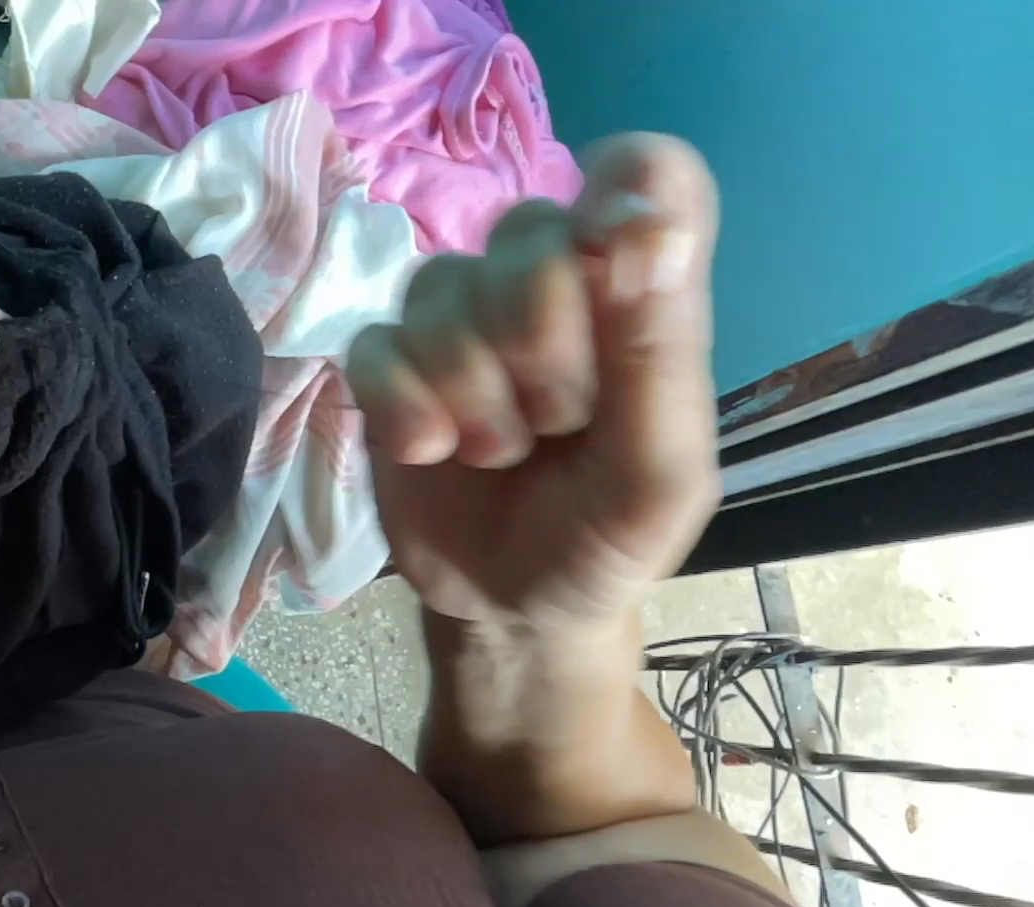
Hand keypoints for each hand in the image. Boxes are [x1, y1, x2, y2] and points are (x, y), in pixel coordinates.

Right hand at [348, 135, 720, 631]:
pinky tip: (426, 450)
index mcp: (632, 301)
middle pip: (526, 230)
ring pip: (438, 288)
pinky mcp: (387, 374)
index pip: (643, 175)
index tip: (615, 266)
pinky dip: (401, 404)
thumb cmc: (600, 542)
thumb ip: (660, 359)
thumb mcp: (657, 477)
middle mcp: (538, 294)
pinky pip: (373, 345)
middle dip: (539, 341)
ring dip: (470, 389)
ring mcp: (453, 331)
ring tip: (495, 453)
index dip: (625, 196)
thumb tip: (648, 226)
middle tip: (555, 423)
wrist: (507, 605)